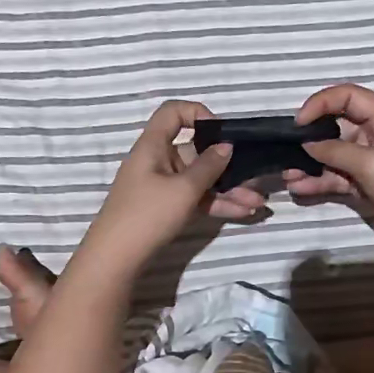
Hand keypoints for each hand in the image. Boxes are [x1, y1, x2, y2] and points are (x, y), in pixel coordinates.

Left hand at [77, 101, 266, 277]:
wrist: (115, 259)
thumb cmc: (147, 215)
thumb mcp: (183, 189)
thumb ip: (208, 166)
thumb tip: (226, 146)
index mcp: (153, 146)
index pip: (173, 113)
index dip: (198, 114)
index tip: (221, 133)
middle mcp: (158, 161)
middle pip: (195, 151)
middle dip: (227, 164)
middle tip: (256, 176)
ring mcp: (162, 187)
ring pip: (200, 180)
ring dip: (229, 189)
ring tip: (258, 202)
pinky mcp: (167, 209)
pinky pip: (196, 199)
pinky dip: (217, 204)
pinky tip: (244, 212)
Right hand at [282, 84, 373, 255]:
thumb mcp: (371, 164)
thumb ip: (335, 151)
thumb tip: (306, 143)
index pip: (348, 97)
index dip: (321, 103)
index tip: (299, 123)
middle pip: (336, 126)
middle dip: (310, 138)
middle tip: (287, 152)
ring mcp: (369, 161)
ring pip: (332, 155)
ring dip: (309, 164)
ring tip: (288, 176)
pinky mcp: (364, 184)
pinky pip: (335, 177)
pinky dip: (318, 181)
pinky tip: (299, 188)